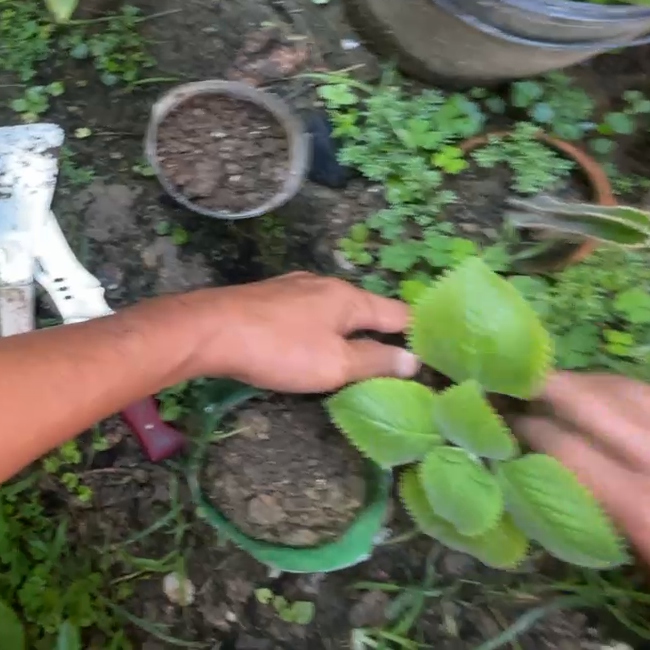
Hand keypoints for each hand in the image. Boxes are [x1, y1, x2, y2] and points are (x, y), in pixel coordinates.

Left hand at [179, 273, 417, 392]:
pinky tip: (317, 348)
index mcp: (346, 297)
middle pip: (364, 310)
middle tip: (404, 364)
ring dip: (349, 333)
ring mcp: (290, 289)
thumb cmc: (279, 348)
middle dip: (383, 333)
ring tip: (364, 359)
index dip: (419, 335)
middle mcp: (321, 285)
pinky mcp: (267, 300)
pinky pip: (307, 316)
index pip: (397, 314)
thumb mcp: (336, 363)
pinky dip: (321, 332)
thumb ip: (375, 361)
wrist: (209, 330)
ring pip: (333, 312)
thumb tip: (413, 359)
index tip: (439, 357)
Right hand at [518, 372, 649, 649]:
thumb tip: (572, 484)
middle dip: (543, 386)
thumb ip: (620, 523)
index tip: (501, 419)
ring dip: (586, 382)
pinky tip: (624, 399)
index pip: (562, 449)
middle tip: (516, 382)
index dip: (523, 427)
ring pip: (630, 391)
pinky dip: (638, 395)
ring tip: (562, 382)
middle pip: (588, 402)